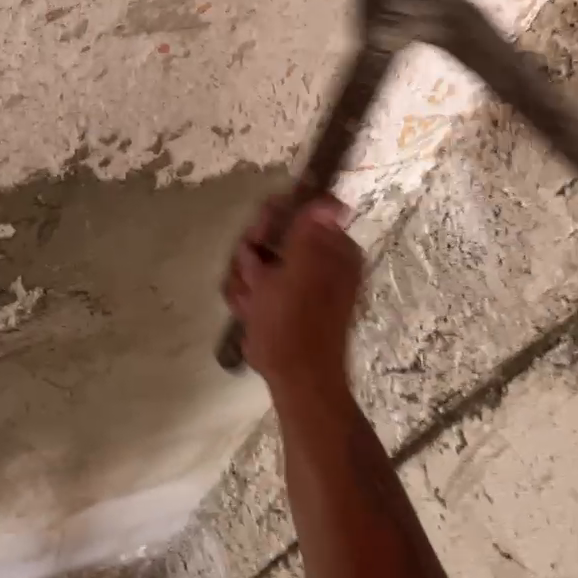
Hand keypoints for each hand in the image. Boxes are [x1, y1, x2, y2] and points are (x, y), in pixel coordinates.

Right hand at [223, 194, 364, 404]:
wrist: (294, 376)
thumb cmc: (296, 324)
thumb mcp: (300, 275)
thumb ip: (309, 236)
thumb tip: (331, 201)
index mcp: (332, 250)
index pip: (298, 211)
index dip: (272, 220)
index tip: (258, 237)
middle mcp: (317, 260)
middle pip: (270, 234)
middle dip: (252, 256)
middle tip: (253, 273)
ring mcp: (296, 281)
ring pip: (254, 259)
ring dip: (245, 278)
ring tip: (251, 301)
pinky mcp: (279, 299)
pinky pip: (252, 282)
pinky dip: (246, 295)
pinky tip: (249, 311)